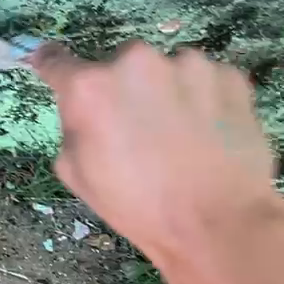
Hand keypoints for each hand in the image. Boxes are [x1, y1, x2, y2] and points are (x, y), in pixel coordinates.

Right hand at [29, 41, 282, 258]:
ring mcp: (187, 63)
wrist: (216, 223)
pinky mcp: (228, 75)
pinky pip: (205, 80)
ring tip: (179, 134)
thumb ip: (73, 126)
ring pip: (165, 70)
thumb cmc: (135, 204)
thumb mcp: (76, 172)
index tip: (57, 72)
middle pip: (119, 65)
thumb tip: (85, 110)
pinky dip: (203, 99)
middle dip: (123, 89)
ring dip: (165, 91)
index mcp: (90, 86)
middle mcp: (135, 61)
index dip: (54, 68)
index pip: (56, 60)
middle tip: (136, 129)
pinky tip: (208, 133)